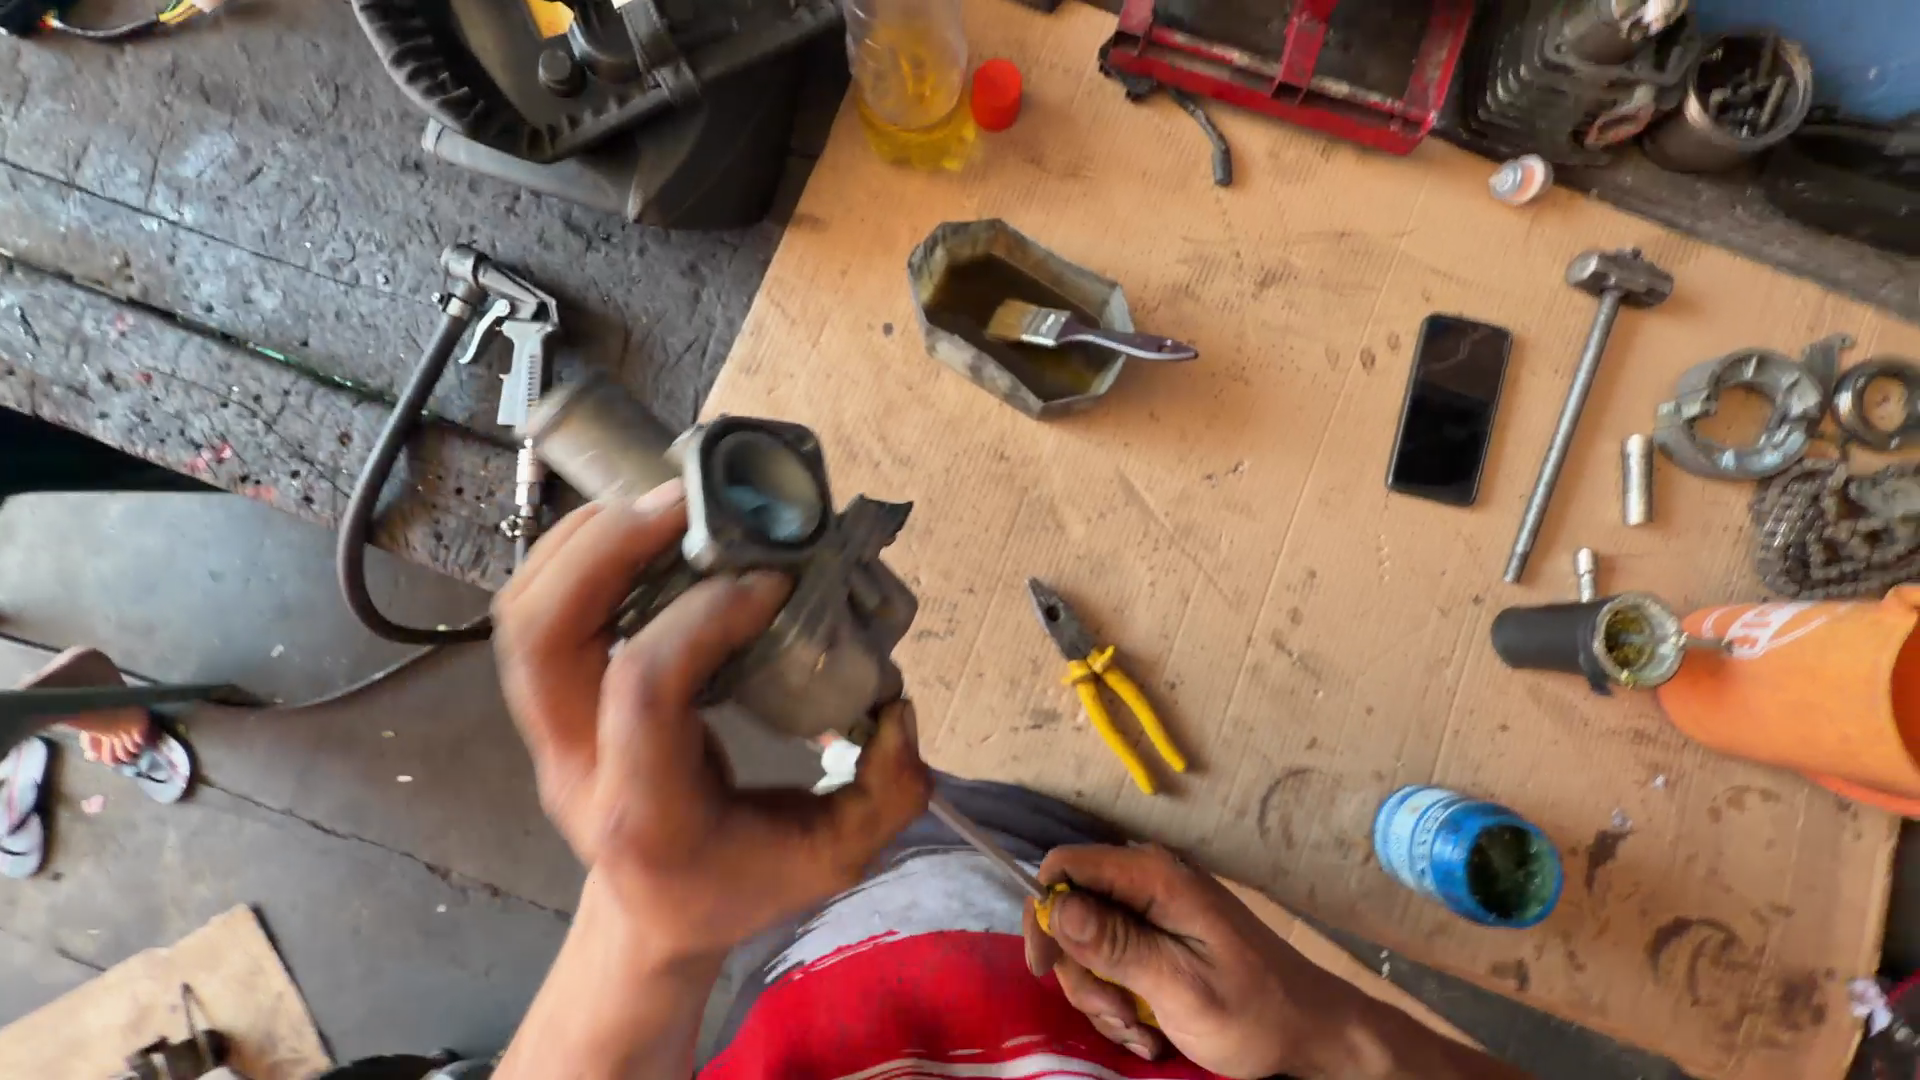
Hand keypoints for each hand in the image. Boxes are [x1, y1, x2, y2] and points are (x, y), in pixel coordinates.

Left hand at [492, 480, 931, 962]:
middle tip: (689, 505)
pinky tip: (639, 530)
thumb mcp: (834, 859)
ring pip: (524, 615)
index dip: (704, 618)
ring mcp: (548, 732)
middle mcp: (576, 765)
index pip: (642, 690)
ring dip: (588, 541)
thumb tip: (897, 706)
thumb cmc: (738, 884)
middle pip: (544, 637)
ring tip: (664, 503)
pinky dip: (578, 554)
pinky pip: (536, 612)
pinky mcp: (551, 703)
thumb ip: (887, 792)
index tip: (772, 583)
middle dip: (611, 550)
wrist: (653, 913)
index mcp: (646, 809)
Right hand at [1021, 844, 1369, 1078]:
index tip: (1045, 967)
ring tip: (1140, 1031)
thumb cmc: (1253, 1011)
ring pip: (1086, 940)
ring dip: (1102, 993)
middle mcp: (1146, 880)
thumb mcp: (1181, 986)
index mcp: (1152, 877)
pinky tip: (1148, 1026)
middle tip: (1115, 1016)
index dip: (1044, 911)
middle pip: (1072, 909)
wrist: (1313, 1031)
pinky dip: (1119, 996)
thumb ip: (1116, 945)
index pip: (1066, 865)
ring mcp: (1152, 906)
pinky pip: (1112, 956)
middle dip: (1083, 970)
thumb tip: (1056, 907)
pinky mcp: (1157, 931)